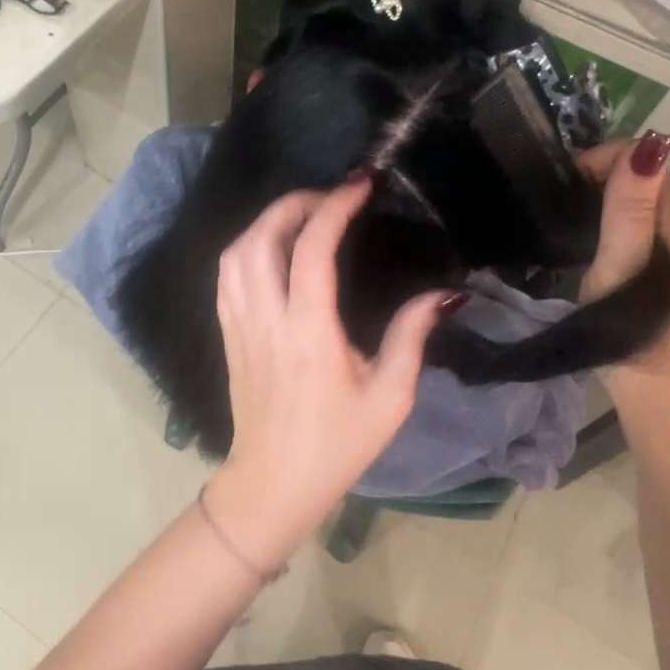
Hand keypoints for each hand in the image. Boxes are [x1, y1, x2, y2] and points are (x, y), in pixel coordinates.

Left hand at [203, 175, 451, 570]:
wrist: (273, 485)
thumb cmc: (337, 445)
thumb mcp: (389, 398)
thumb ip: (412, 338)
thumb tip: (443, 294)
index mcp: (307, 332)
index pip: (312, 249)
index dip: (335, 207)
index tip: (361, 184)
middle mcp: (266, 319)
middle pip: (261, 238)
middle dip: (294, 203)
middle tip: (330, 197)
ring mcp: (239, 325)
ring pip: (236, 252)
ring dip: (266, 222)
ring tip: (303, 216)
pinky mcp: (228, 334)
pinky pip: (227, 275)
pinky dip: (247, 247)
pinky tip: (272, 249)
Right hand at [571, 133, 669, 409]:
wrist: (659, 399)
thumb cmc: (635, 332)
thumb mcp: (622, 266)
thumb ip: (631, 207)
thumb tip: (648, 142)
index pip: (640, 157)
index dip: (596, 163)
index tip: (558, 194)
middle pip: (640, 177)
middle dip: (597, 182)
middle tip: (557, 214)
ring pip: (637, 201)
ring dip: (600, 204)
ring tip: (566, 229)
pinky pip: (639, 225)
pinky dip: (610, 225)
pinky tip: (587, 249)